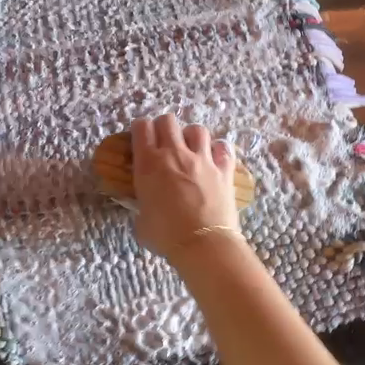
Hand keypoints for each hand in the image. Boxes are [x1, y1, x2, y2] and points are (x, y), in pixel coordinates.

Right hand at [130, 113, 240, 262]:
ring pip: (197, 129)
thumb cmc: (166, 235)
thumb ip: (141, 206)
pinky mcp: (224, 169)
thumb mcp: (141, 221)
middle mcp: (174, 154)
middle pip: (168, 120)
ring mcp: (202, 159)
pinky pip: (223, 147)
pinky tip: (215, 158)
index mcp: (148, 163)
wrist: (203, 244)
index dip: (140, 129)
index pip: (141, 127)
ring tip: (190, 149)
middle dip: (163, 127)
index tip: (140, 140)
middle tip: (163, 142)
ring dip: (191, 136)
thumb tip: (143, 207)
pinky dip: (219, 150)